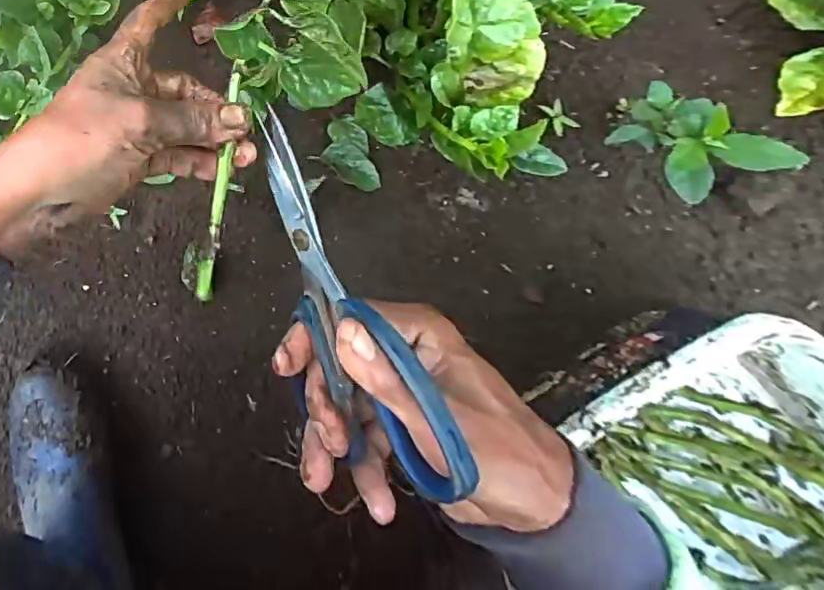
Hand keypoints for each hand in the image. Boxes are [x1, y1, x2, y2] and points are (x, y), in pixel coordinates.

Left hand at [0, 0, 256, 259]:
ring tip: (243, 155)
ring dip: (213, 139)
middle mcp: (132, 89)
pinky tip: (222, 170)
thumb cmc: (82, 139)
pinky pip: (176, 153)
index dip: (163, 7)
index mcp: (122, 63)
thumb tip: (240, 119)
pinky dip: (198, 161)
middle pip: (182, 89)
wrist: (37, 195)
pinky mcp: (138, 158)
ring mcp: (136, 126)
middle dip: (214, 108)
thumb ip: (191, 121)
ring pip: (184, 126)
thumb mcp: (140, 122)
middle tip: (243, 127)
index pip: (145, 25)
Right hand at [272, 301, 574, 531]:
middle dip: (327, 408)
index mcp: (418, 334)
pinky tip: (376, 499)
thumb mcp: (435, 419)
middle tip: (327, 442)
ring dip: (336, 445)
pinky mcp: (400, 422)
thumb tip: (343, 330)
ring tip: (330, 478)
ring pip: (347, 405)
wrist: (535, 506)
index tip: (287, 365)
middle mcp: (405, 354)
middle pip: (341, 365)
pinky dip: (363, 468)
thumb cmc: (500, 450)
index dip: (315, 337)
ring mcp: (401, 389)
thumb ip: (384, 378)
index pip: (352, 317)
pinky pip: (364, 436)